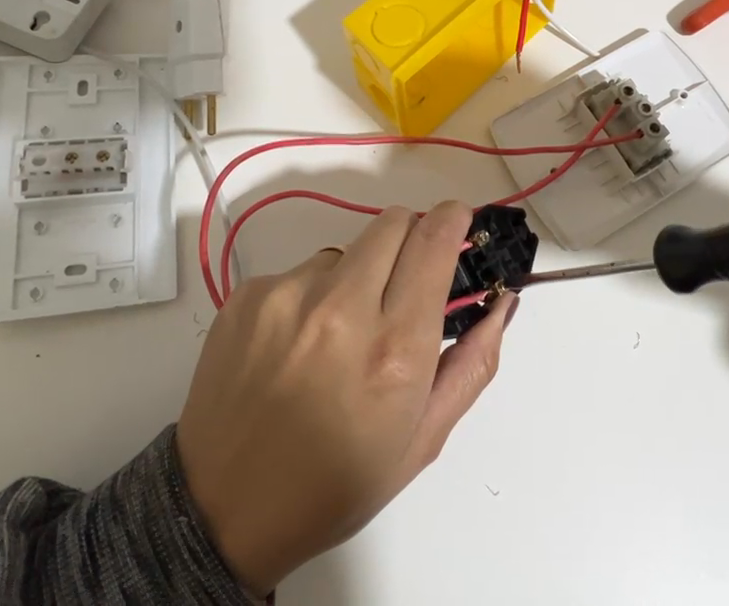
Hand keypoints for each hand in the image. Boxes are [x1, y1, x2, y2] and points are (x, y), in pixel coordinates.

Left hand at [177, 202, 514, 595]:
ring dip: (358, 274)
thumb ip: (473, 363)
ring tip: (341, 335)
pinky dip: (311, 295)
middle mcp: (341, 308)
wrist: (224, 507)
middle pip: (393, 222)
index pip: (434, 240)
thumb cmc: (336, 483)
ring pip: (345, 250)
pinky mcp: (245, 296)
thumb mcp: (423, 439)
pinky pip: (298, 272)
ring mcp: (286, 296)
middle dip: (412, 238)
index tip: (458, 225)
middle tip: (406, 282)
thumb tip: (503, 302)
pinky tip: (297, 346)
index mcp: (394, 350)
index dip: (454, 220)